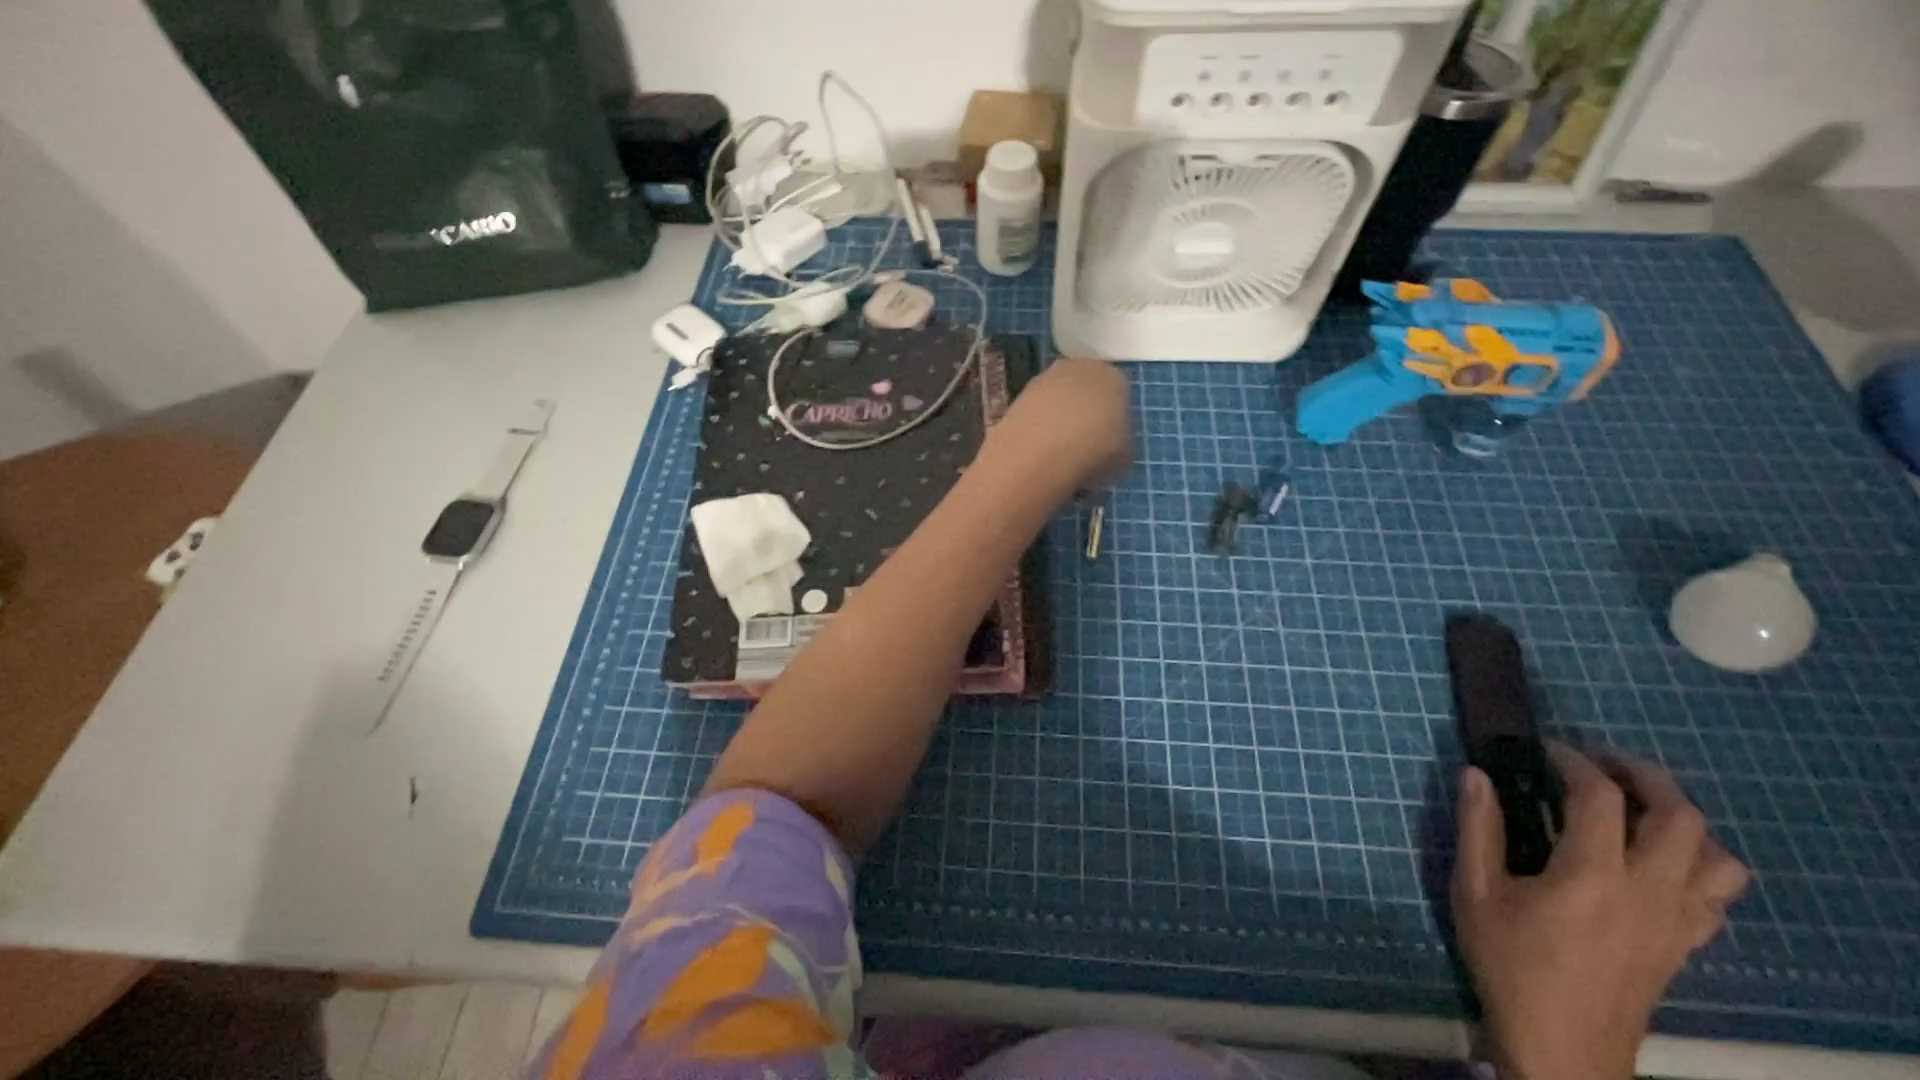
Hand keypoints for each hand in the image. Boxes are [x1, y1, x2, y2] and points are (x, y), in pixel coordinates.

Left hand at [988, 357, 1133, 494]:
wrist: (1042, 452)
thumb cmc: (1095, 452)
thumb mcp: (1125, 455)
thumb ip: (1120, 440)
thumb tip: (1110, 440)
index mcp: (1113, 377)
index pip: (1118, 393)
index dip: (1113, 418)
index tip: (1108, 441)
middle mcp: (1079, 368)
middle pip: (1086, 389)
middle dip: (1085, 412)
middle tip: (1084, 444)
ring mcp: (1045, 378)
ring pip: (1059, 399)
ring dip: (1059, 418)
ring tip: (1059, 451)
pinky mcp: (1019, 395)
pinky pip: (1037, 411)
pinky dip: (1038, 426)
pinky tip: (1039, 450)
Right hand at [1453, 743, 1749, 1079]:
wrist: (1561, 1049)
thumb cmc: (1510, 967)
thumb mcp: (1474, 895)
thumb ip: (1478, 829)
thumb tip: (1475, 774)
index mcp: (1592, 875)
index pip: (1600, 796)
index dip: (1574, 761)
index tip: (1546, 751)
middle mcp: (1649, 889)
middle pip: (1680, 813)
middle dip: (1643, 775)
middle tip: (1602, 764)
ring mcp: (1678, 919)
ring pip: (1716, 852)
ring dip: (1683, 818)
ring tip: (1640, 810)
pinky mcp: (1688, 942)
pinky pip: (1719, 892)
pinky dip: (1700, 862)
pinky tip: (1660, 861)